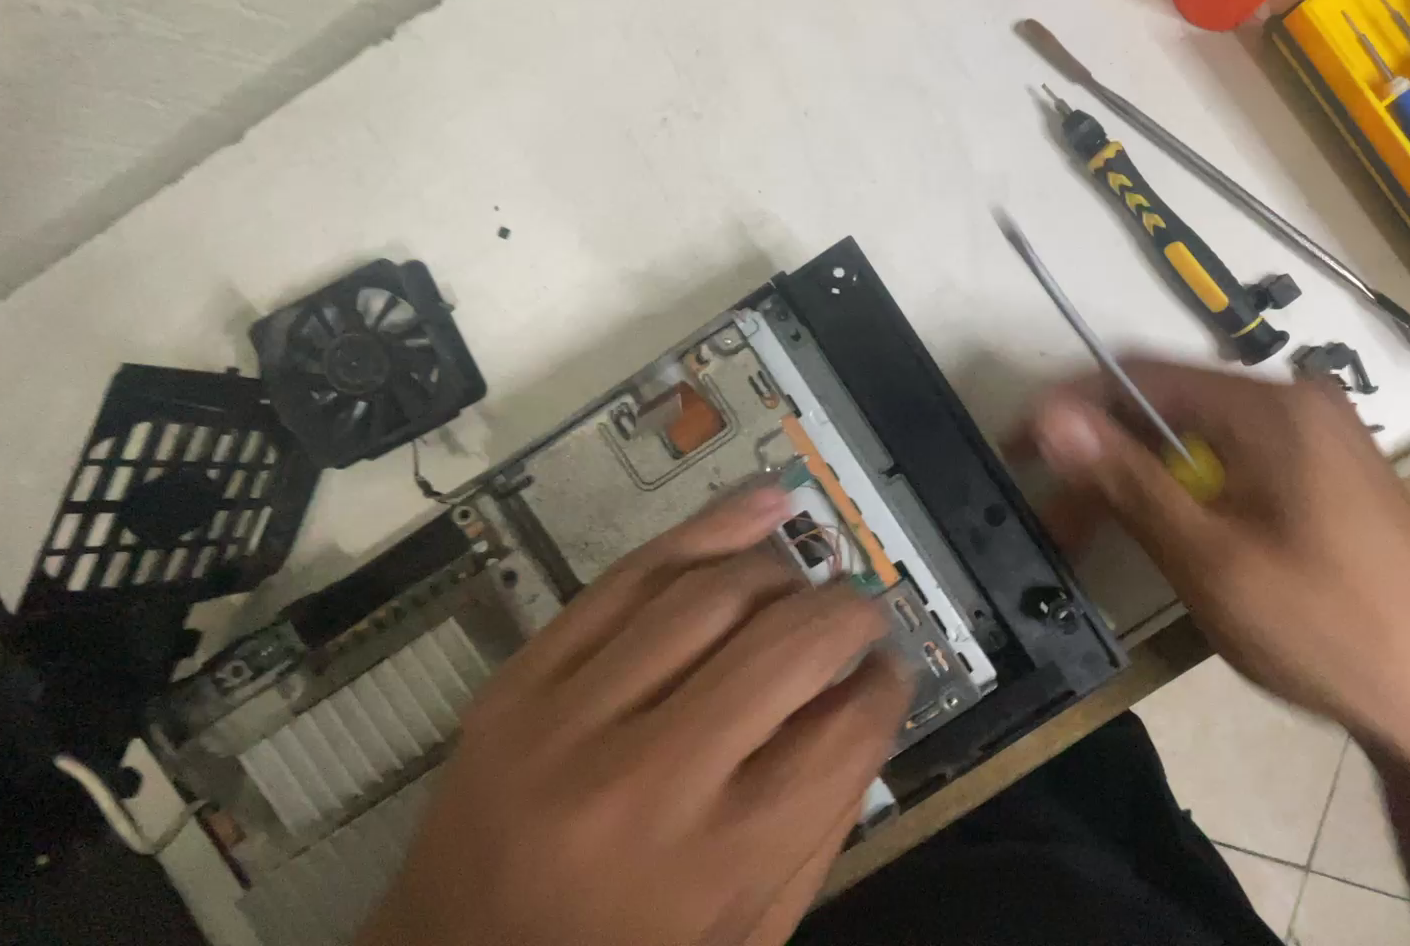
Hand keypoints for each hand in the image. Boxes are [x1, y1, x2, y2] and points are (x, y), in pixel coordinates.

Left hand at [357, 487, 912, 945]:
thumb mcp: (747, 929)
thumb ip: (820, 818)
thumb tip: (865, 694)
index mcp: (718, 861)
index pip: (844, 733)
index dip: (884, 686)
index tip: (888, 671)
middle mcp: (647, 781)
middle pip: (785, 648)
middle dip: (848, 616)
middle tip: (864, 614)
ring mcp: (570, 718)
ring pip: (710, 594)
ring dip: (783, 572)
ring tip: (809, 579)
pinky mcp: (521, 678)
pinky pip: (629, 577)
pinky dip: (706, 531)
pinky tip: (761, 506)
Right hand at [1019, 360, 1409, 734]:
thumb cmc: (1325, 626)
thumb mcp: (1207, 555)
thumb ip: (1125, 479)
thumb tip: (1050, 416)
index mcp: (1271, 407)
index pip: (1140, 376)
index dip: (1068, 407)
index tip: (1016, 450)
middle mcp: (1293, 406)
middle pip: (1166, 409)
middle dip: (1100, 458)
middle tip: (1053, 516)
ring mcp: (1312, 442)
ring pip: (1193, 442)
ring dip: (1135, 484)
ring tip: (1091, 538)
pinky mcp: (1319, 479)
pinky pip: (1228, 467)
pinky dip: (1181, 497)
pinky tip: (1163, 538)